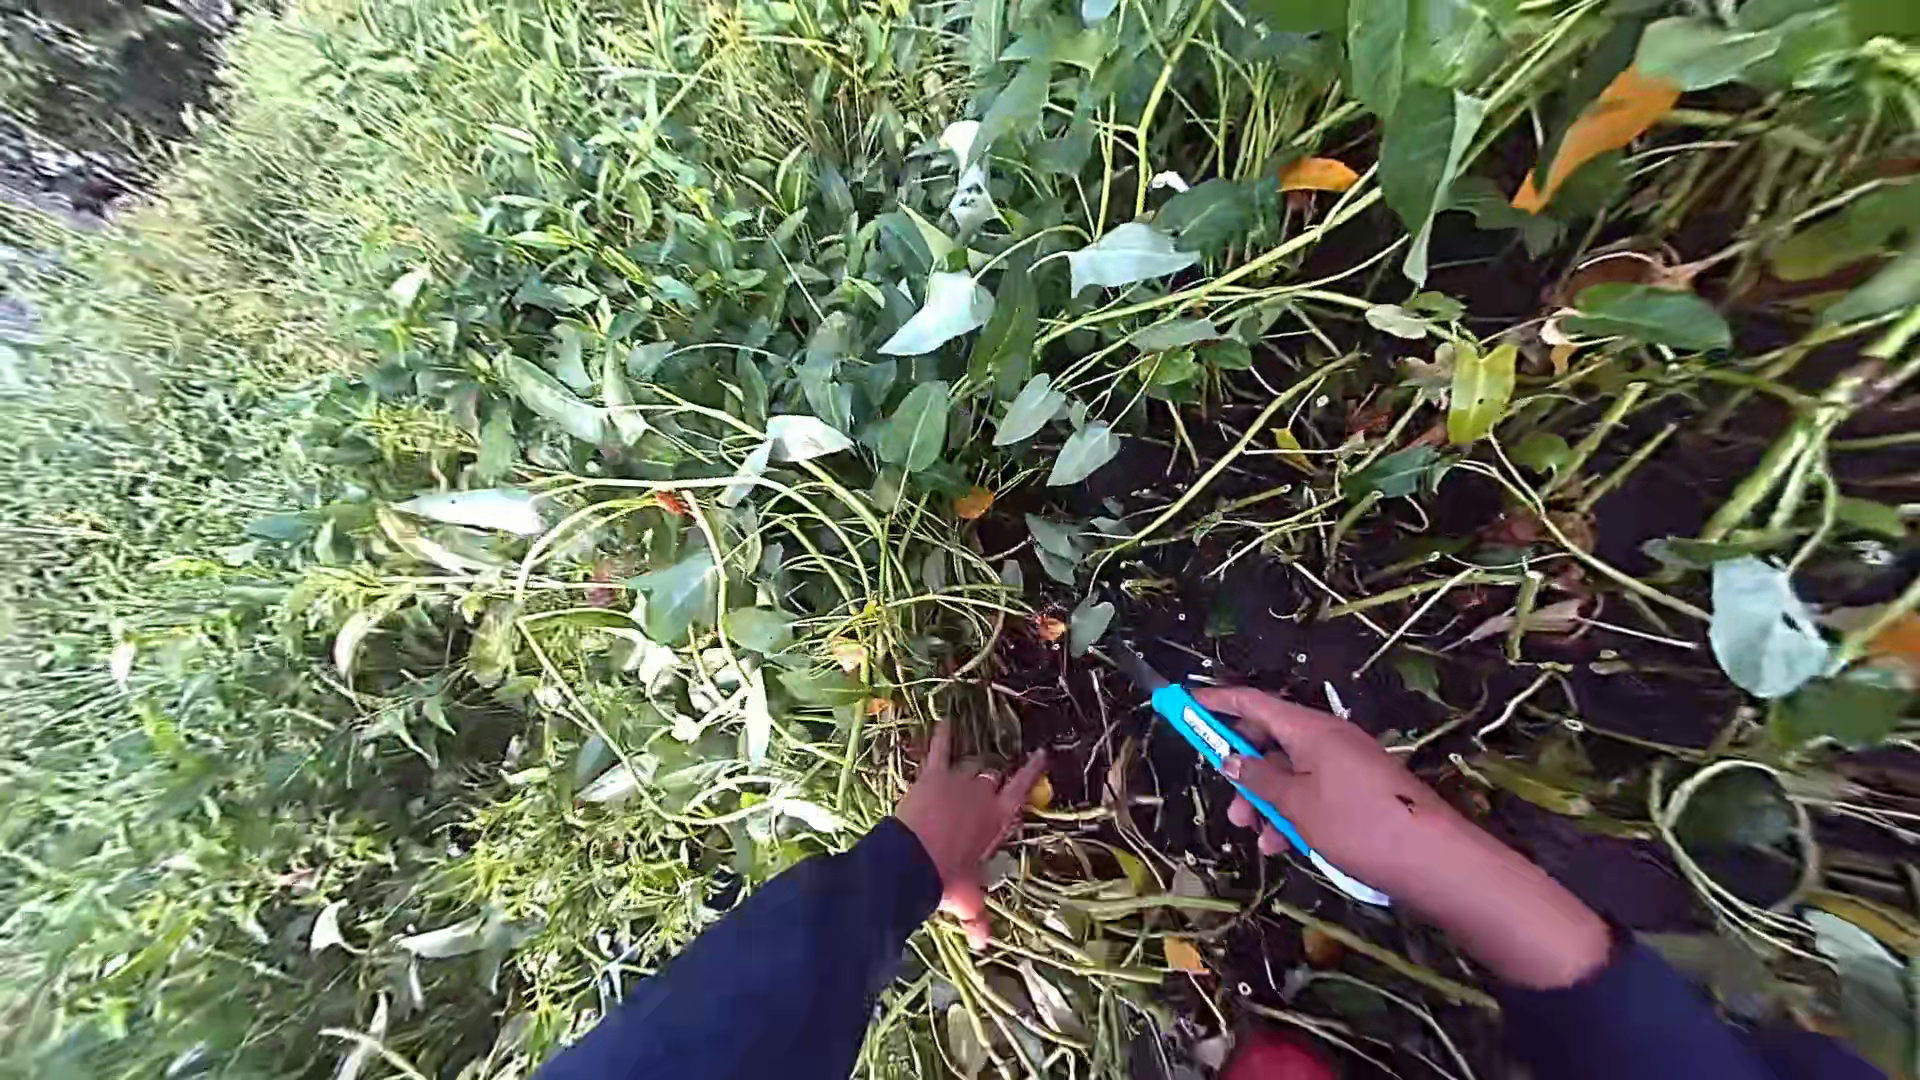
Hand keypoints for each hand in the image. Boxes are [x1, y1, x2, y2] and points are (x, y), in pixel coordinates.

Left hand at [895, 719, 1046, 948]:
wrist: (912, 861)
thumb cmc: (947, 879)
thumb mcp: (967, 900)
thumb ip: (977, 918)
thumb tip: (982, 943)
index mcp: (997, 819)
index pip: (1021, 790)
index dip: (1032, 773)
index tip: (1042, 754)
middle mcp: (982, 794)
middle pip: (992, 777)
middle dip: (989, 782)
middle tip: (983, 790)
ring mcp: (958, 780)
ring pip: (970, 765)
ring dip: (970, 768)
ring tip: (968, 768)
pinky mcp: (934, 774)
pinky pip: (940, 750)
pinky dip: (942, 736)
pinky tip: (944, 721)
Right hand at [1193, 686, 1610, 988]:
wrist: (1446, 867)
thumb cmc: (1360, 825)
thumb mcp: (1295, 804)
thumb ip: (1256, 779)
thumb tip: (1229, 760)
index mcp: (1308, 728)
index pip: (1250, 701)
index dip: (1215, 700)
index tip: (1185, 701)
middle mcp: (1325, 737)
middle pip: (1267, 738)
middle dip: (1241, 766)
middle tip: (1225, 796)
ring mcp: (1345, 763)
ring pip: (1288, 770)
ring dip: (1265, 798)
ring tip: (1256, 835)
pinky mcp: (1359, 789)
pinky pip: (1312, 789)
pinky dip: (1293, 811)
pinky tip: (1285, 844)